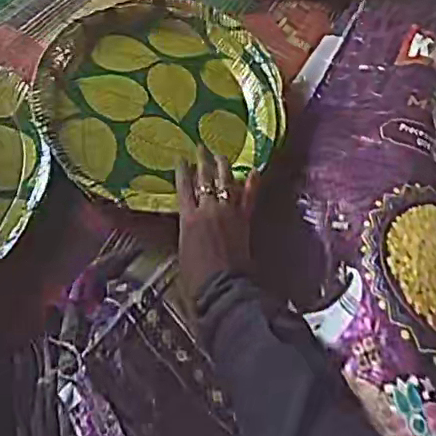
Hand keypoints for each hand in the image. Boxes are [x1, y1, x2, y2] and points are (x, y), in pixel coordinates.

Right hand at [175, 148, 260, 301]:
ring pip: (225, 181)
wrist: (222, 289)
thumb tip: (190, 221)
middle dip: (202, 161)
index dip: (181, 171)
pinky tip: (254, 171)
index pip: (183, 187)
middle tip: (201, 147)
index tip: (181, 158)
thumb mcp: (183, 252)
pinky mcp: (244, 218)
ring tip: (221, 155)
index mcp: (188, 218)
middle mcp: (207, 208)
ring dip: (223, 166)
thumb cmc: (196, 278)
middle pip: (204, 178)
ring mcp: (228, 211)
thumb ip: (187, 231)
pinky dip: (252, 183)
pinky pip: (249, 196)